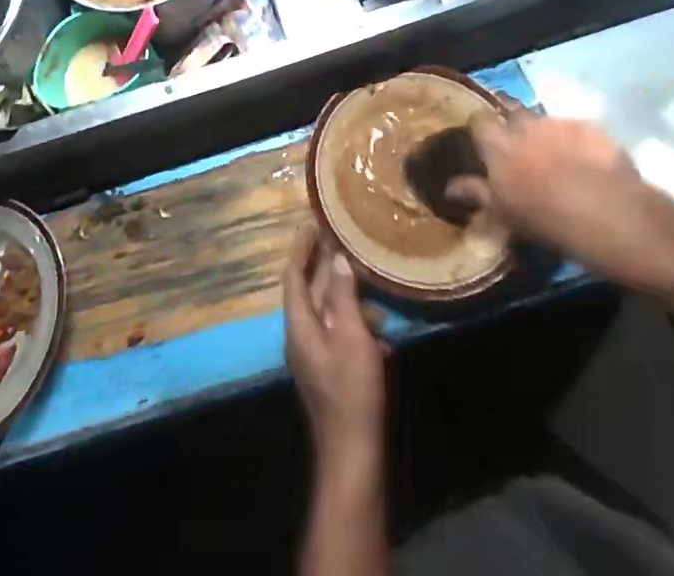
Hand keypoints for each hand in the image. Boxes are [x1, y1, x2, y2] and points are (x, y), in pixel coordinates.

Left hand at [283, 225, 384, 466]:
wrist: (353, 450)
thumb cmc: (352, 391)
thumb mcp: (352, 337)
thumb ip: (343, 297)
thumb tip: (337, 260)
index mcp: (298, 325)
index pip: (293, 276)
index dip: (301, 248)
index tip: (312, 223)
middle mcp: (300, 335)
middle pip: (309, 291)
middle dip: (325, 266)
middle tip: (344, 241)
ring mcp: (313, 354)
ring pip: (327, 312)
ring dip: (346, 296)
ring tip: (370, 283)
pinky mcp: (329, 368)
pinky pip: (339, 334)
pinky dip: (356, 324)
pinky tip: (380, 330)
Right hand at [445, 112, 673, 291]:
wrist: (613, 217)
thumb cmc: (546, 220)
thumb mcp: (505, 214)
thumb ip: (477, 194)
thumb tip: (450, 187)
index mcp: (498, 146)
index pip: (479, 118)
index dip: (479, 125)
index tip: (480, 137)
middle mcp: (526, 126)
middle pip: (510, 106)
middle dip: (508, 116)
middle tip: (513, 139)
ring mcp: (561, 124)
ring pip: (542, 117)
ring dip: (540, 129)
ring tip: (550, 152)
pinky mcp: (593, 128)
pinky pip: (574, 128)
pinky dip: (571, 138)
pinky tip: (581, 160)